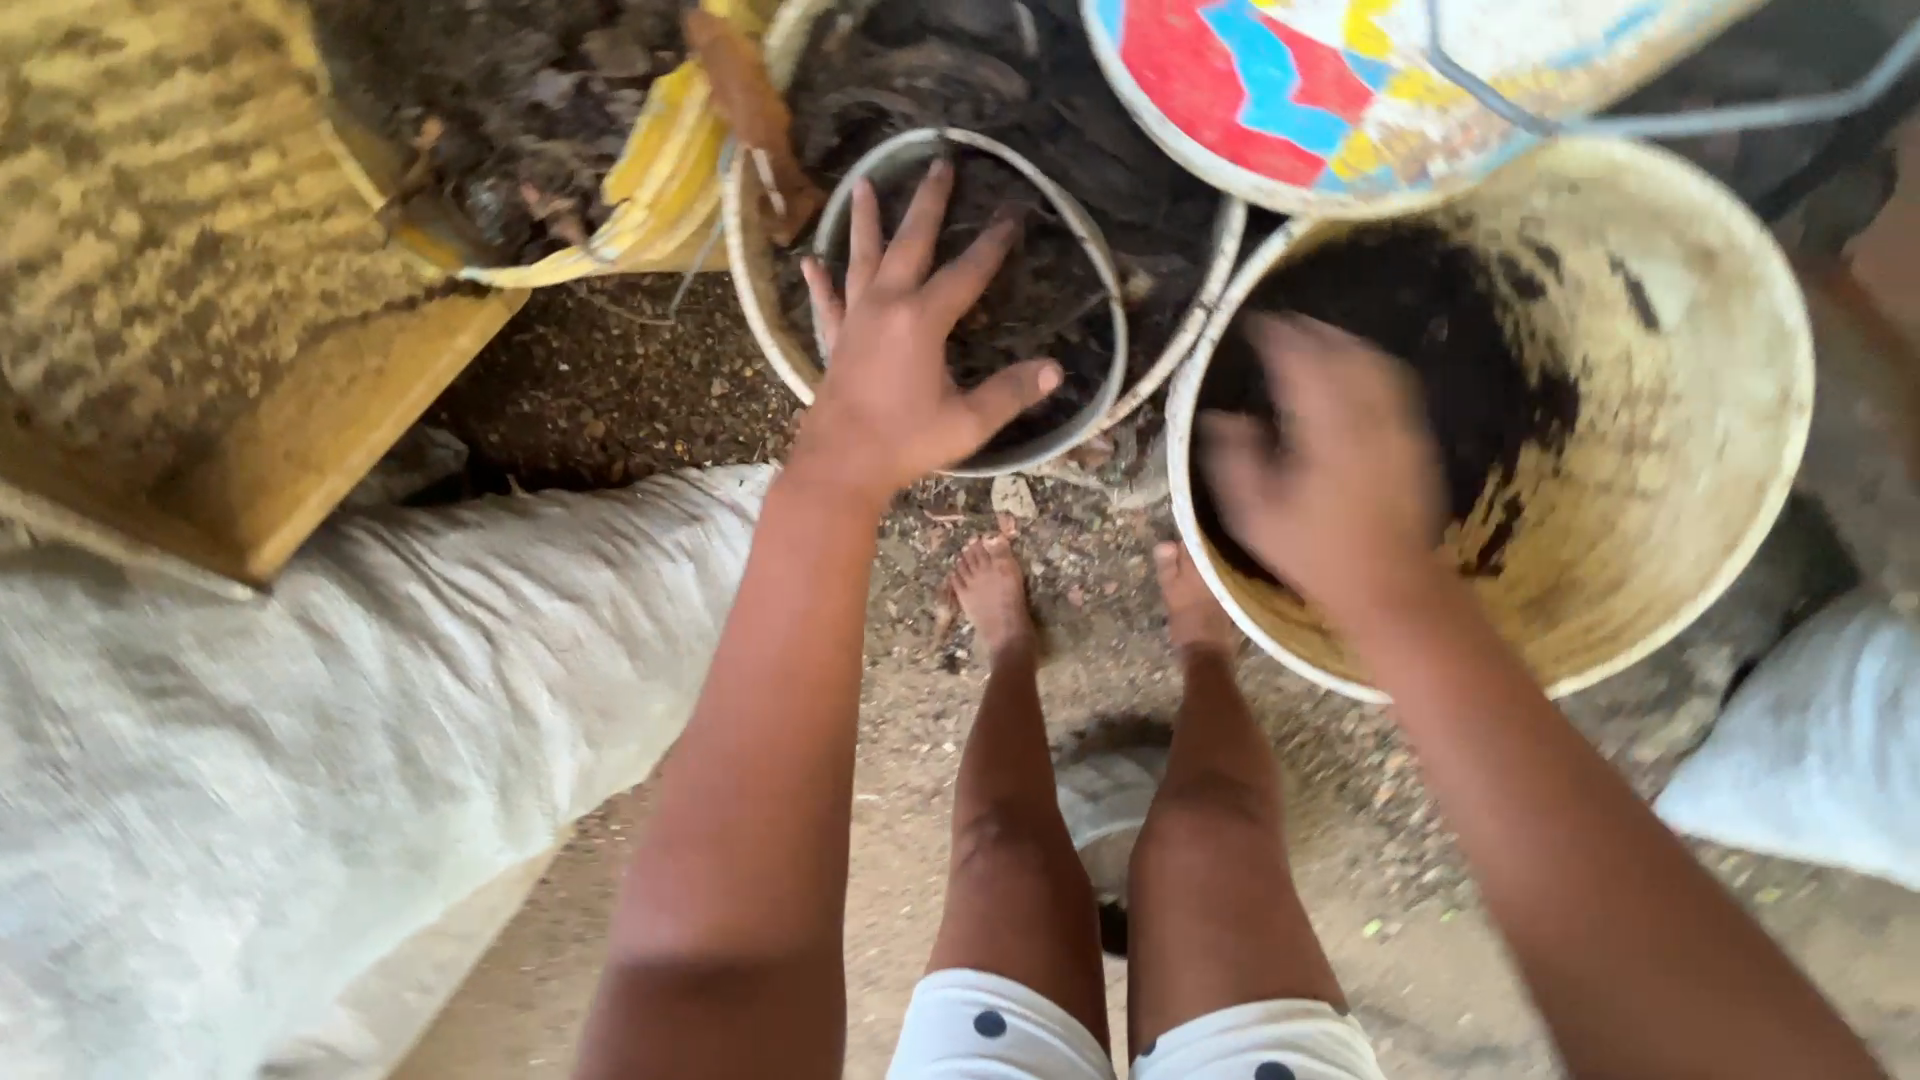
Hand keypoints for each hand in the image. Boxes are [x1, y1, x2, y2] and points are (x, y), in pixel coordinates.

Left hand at [791, 160, 1062, 505]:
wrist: (840, 465)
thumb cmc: (905, 443)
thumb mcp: (968, 422)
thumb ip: (1011, 393)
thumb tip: (1055, 370)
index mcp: (922, 321)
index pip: (966, 272)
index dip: (993, 243)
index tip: (1013, 212)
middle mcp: (885, 307)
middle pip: (910, 243)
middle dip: (929, 203)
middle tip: (939, 163)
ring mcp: (855, 321)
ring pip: (861, 259)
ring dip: (864, 221)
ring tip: (862, 184)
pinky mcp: (835, 343)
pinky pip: (828, 304)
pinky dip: (822, 283)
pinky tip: (812, 263)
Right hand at [1201, 314, 1445, 614]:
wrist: (1389, 585)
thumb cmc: (1314, 555)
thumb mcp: (1254, 517)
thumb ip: (1234, 462)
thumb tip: (1223, 420)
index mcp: (1326, 437)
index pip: (1304, 368)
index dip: (1281, 339)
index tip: (1259, 324)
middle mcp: (1368, 423)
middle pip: (1346, 357)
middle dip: (1315, 333)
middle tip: (1286, 325)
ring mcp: (1399, 431)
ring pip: (1378, 367)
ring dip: (1346, 344)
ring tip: (1318, 338)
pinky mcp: (1415, 444)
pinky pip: (1394, 387)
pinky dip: (1369, 366)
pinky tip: (1354, 373)